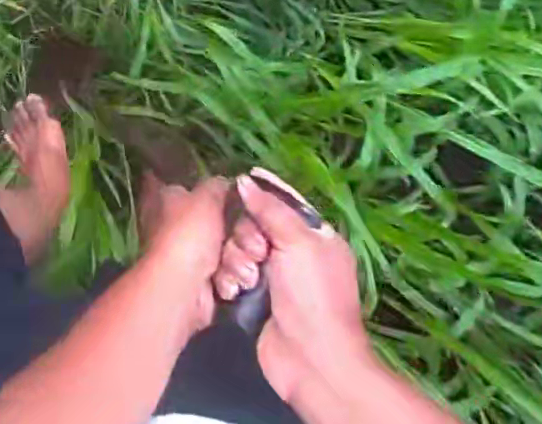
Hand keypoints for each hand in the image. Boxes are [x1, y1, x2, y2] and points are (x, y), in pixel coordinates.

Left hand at [138, 174, 232, 333]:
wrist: (182, 286)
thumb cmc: (188, 232)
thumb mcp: (206, 196)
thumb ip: (218, 185)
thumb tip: (228, 183)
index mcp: (165, 196)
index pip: (188, 183)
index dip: (212, 191)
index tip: (236, 200)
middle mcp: (172, 222)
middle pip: (215, 220)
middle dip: (237, 234)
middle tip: (252, 240)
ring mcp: (186, 252)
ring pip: (225, 249)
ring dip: (236, 258)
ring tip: (241, 262)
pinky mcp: (199, 280)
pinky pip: (224, 272)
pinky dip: (229, 276)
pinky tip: (230, 278)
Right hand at [221, 170, 372, 409]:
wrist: (312, 362)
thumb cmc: (314, 297)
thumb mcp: (298, 243)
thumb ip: (269, 208)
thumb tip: (243, 179)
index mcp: (312, 235)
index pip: (281, 200)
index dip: (261, 192)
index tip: (238, 184)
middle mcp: (290, 251)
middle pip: (251, 222)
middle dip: (245, 236)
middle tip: (255, 253)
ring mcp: (269, 275)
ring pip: (235, 246)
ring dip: (235, 261)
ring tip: (246, 281)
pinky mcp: (250, 296)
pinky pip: (227, 271)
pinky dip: (228, 279)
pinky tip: (233, 291)